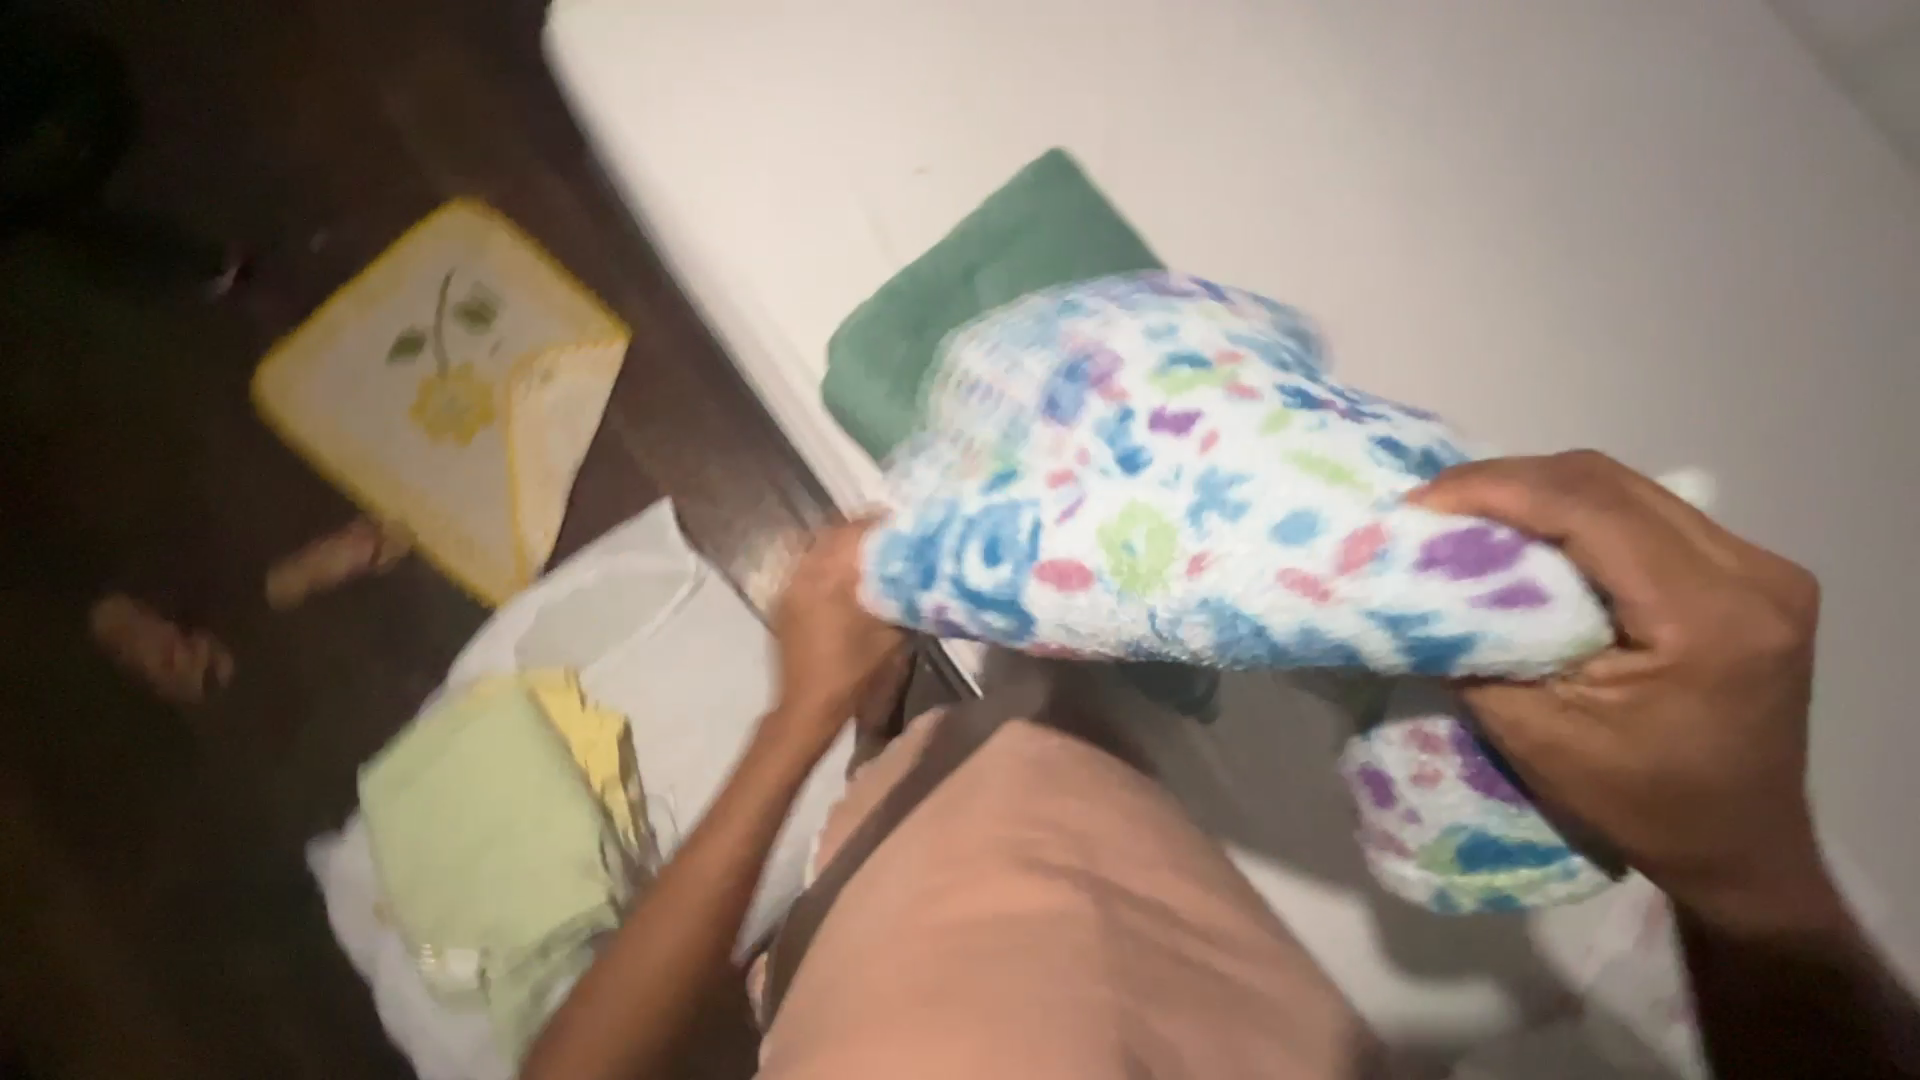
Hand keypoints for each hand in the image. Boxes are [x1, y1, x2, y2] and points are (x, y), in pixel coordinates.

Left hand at [765, 521, 905, 753]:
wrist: (808, 705)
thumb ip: (901, 599)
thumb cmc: (852, 671)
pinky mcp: (782, 602)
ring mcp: (787, 588)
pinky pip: (804, 569)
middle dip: (857, 532)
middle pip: (830, 535)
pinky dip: (824, 565)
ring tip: (864, 555)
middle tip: (883, 537)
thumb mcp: (890, 636)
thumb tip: (915, 576)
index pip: (852, 532)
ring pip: (815, 550)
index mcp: (829, 577)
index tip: (897, 522)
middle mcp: (803, 574)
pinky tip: (842, 579)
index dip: (876, 522)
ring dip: (839, 547)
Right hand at [1412, 451, 1833, 933]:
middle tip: (1430, 507)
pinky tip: (1522, 533)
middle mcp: (1753, 574)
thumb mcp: (1530, 731)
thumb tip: (1405, 587)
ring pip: (1622, 486)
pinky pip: (1639, 511)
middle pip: (1606, 482)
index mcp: (1707, 618)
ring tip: (1464, 515)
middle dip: (1504, 481)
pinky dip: (1566, 511)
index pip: (1589, 510)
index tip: (1418, 503)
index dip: (1494, 490)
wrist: (1738, 848)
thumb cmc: (1634, 802)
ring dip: (1533, 491)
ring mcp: (1759, 568)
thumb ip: (1468, 647)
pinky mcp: (1744, 574)